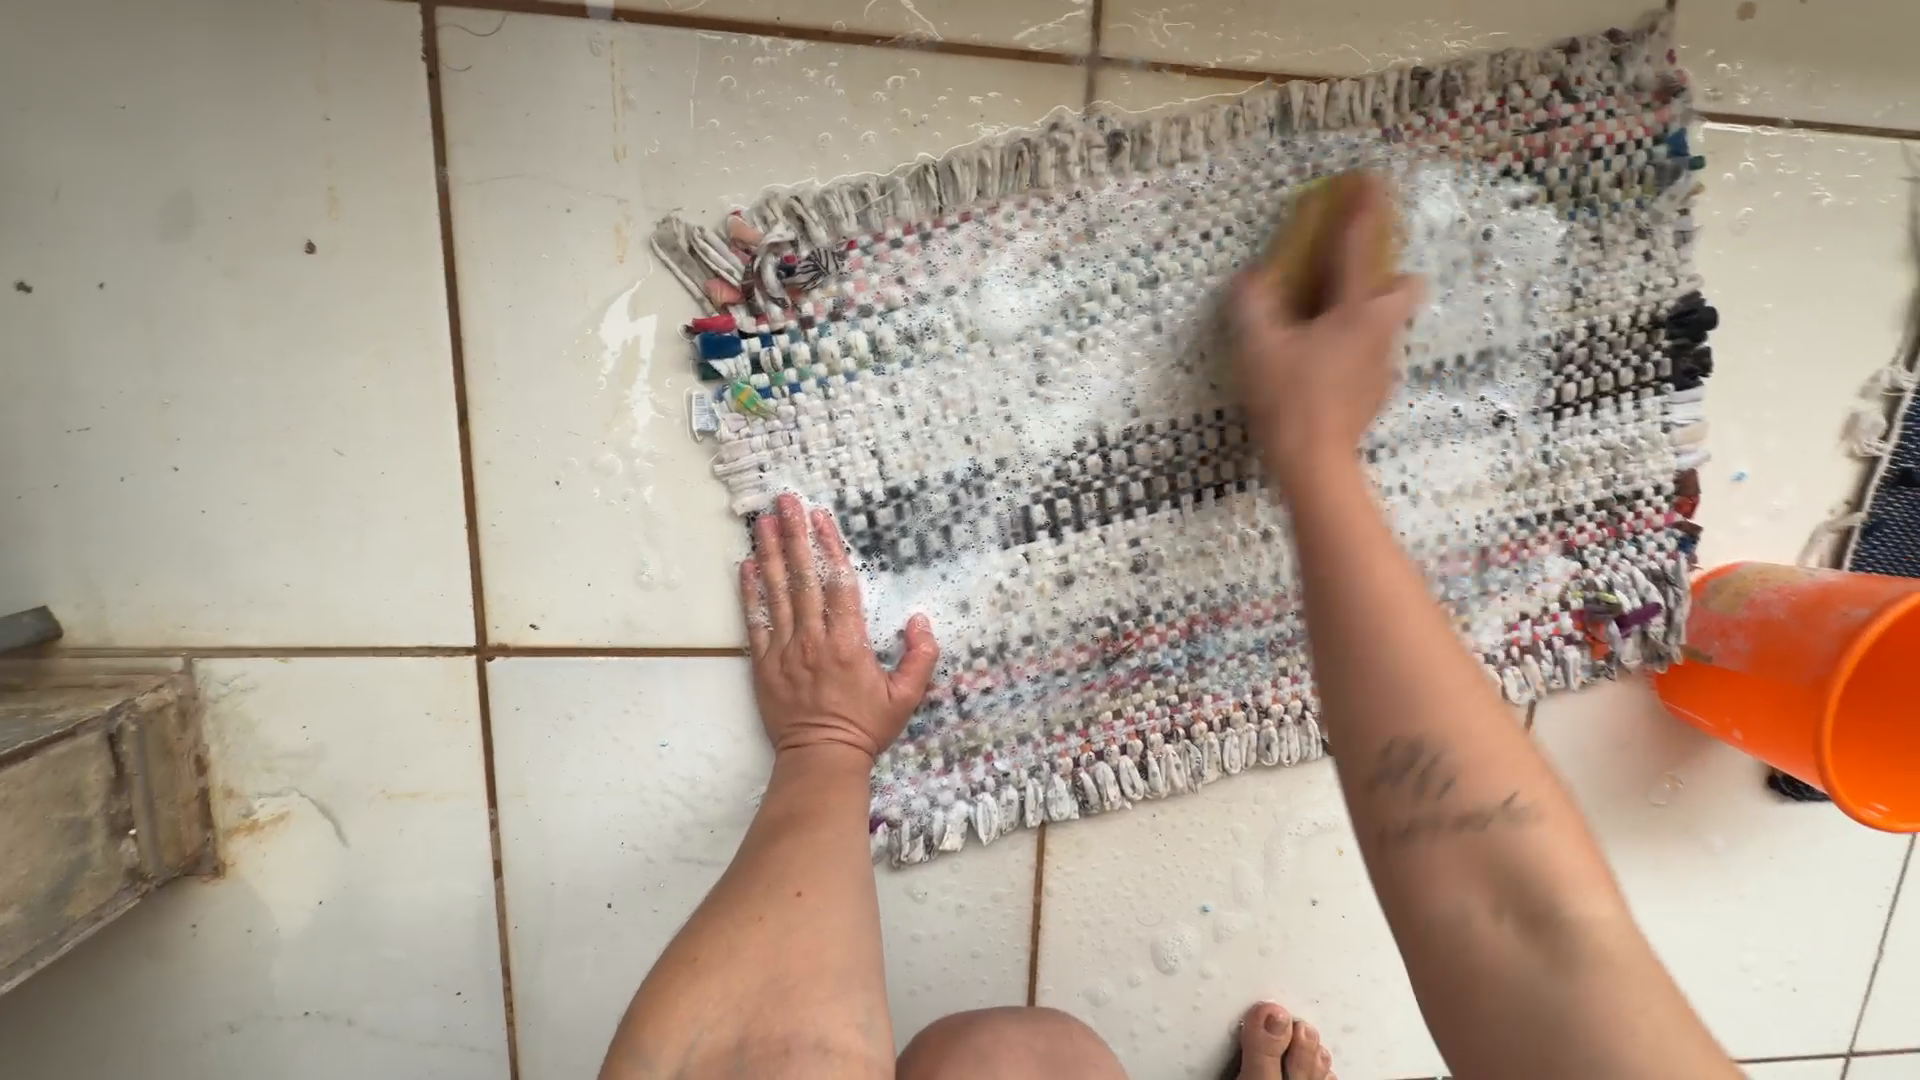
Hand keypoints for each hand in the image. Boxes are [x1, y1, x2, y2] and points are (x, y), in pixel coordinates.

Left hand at [740, 493, 939, 759]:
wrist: (821, 758)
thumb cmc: (865, 727)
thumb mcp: (906, 697)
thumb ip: (920, 657)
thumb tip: (921, 620)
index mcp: (849, 643)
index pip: (839, 584)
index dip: (830, 546)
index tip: (821, 516)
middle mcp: (814, 640)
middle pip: (803, 578)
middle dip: (795, 536)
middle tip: (786, 502)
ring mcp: (785, 650)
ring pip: (777, 592)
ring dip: (770, 553)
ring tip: (764, 522)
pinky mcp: (764, 664)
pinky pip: (755, 621)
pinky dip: (750, 591)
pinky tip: (747, 565)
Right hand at [1229, 173, 1423, 490]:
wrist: (1314, 461)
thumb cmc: (1287, 398)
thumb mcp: (1256, 348)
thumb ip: (1253, 304)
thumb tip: (1252, 276)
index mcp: (1354, 309)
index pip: (1360, 245)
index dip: (1363, 208)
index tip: (1367, 179)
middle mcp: (1380, 330)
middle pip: (1402, 287)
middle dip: (1383, 278)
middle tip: (1342, 288)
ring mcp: (1384, 364)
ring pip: (1386, 325)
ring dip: (1362, 319)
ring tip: (1321, 337)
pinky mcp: (1377, 394)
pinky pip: (1371, 358)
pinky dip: (1352, 354)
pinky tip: (1322, 375)